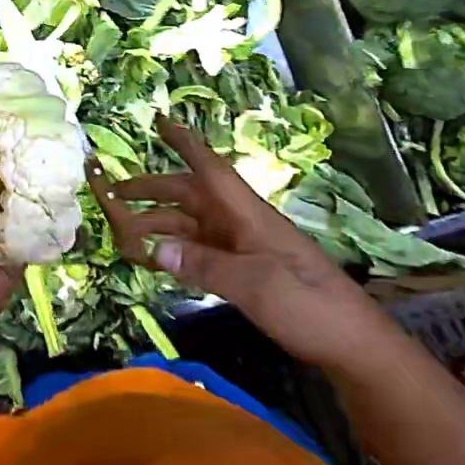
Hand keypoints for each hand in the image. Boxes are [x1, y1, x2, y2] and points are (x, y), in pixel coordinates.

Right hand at [87, 117, 377, 366]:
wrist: (351, 344)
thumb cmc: (309, 306)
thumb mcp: (257, 286)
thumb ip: (205, 266)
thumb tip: (154, 248)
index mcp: (248, 215)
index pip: (211, 169)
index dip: (185, 144)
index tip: (160, 121)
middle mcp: (239, 224)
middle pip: (189, 196)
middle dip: (151, 190)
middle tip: (113, 192)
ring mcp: (240, 248)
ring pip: (188, 225)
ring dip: (156, 225)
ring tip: (121, 232)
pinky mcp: (241, 271)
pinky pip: (197, 252)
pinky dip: (172, 251)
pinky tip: (151, 258)